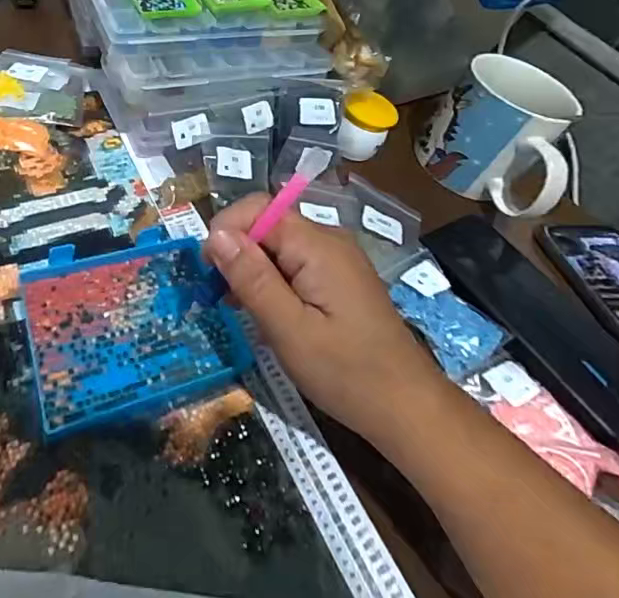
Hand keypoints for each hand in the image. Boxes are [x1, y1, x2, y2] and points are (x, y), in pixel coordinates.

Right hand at [204, 194, 444, 445]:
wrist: (409, 409)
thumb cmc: (347, 373)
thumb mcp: (289, 330)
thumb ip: (252, 278)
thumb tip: (216, 235)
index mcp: (317, 245)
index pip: (259, 208)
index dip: (226, 230)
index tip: (208, 272)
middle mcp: (328, 240)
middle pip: (268, 223)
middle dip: (236, 251)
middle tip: (219, 296)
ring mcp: (337, 259)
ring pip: (279, 244)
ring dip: (252, 267)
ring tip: (238, 307)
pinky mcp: (339, 279)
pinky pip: (295, 263)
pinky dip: (272, 279)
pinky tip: (265, 311)